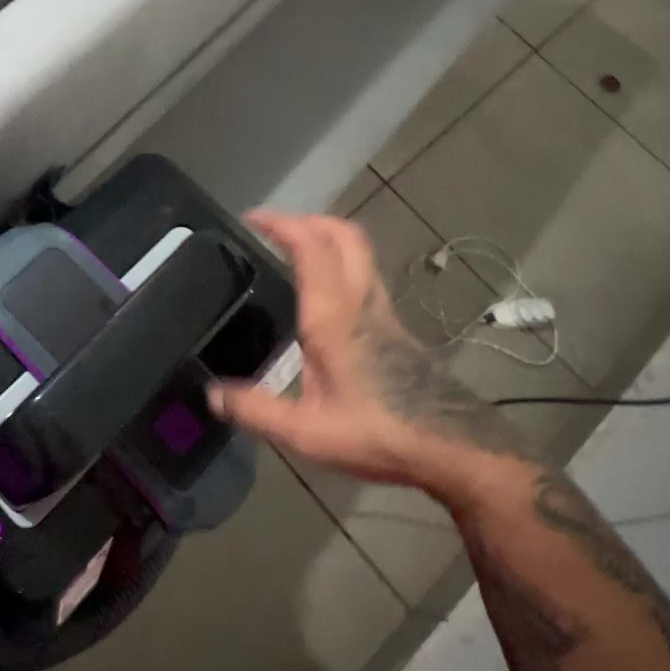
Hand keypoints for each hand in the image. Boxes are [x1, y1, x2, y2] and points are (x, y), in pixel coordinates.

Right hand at [206, 212, 534, 497]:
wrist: (459, 451)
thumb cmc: (381, 434)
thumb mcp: (307, 433)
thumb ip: (256, 410)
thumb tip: (210, 394)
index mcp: (334, 317)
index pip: (312, 247)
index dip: (282, 223)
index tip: (253, 219)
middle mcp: (362, 304)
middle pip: (345, 236)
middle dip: (308, 221)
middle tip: (276, 229)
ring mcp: (386, 315)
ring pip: (360, 255)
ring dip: (327, 241)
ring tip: (296, 254)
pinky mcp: (400, 332)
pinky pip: (365, 280)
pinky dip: (340, 268)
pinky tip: (324, 300)